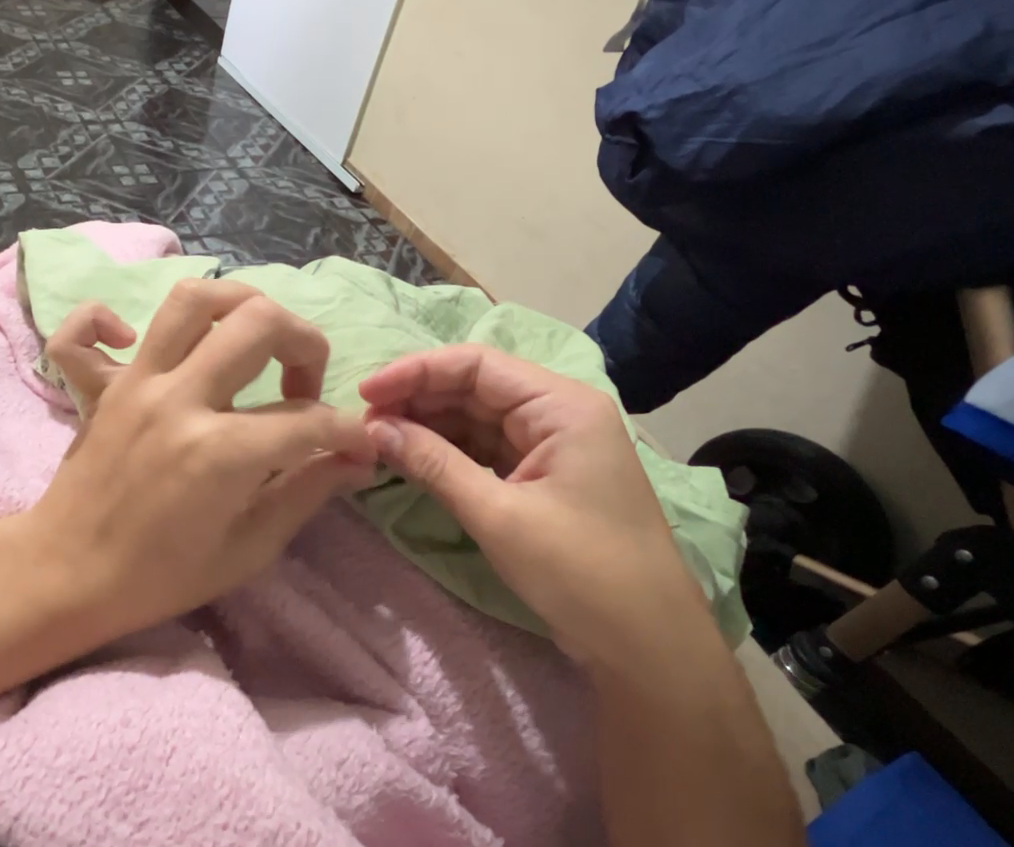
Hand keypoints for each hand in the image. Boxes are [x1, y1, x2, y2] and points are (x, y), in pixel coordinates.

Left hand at [18, 280, 376, 638]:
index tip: (357, 446)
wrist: (68, 577)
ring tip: (252, 338)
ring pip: (191, 299)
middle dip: (306, 343)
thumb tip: (356, 458)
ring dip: (237, 304)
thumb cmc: (161, 577)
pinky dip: (107, 319)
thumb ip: (306, 493)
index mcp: (221, 452)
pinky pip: (85, 328)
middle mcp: (179, 399)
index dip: (349, 432)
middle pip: (260, 323)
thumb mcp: (248, 549)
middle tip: (302, 384)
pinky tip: (135, 340)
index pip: (309, 417)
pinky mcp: (103, 385)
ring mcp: (135, 383)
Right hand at [359, 345, 709, 665]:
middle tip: (364, 422)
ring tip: (378, 440)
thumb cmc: (580, 572)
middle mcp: (559, 414)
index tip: (365, 393)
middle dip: (417, 399)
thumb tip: (373, 428)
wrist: (649, 649)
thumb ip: (432, 463)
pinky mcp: (544, 477)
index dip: (415, 372)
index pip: (476, 365)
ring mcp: (553, 446)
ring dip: (428, 426)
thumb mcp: (497, 515)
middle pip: (474, 387)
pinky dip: (448, 452)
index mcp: (562, 406)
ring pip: (476, 417)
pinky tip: (411, 459)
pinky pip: (485, 448)